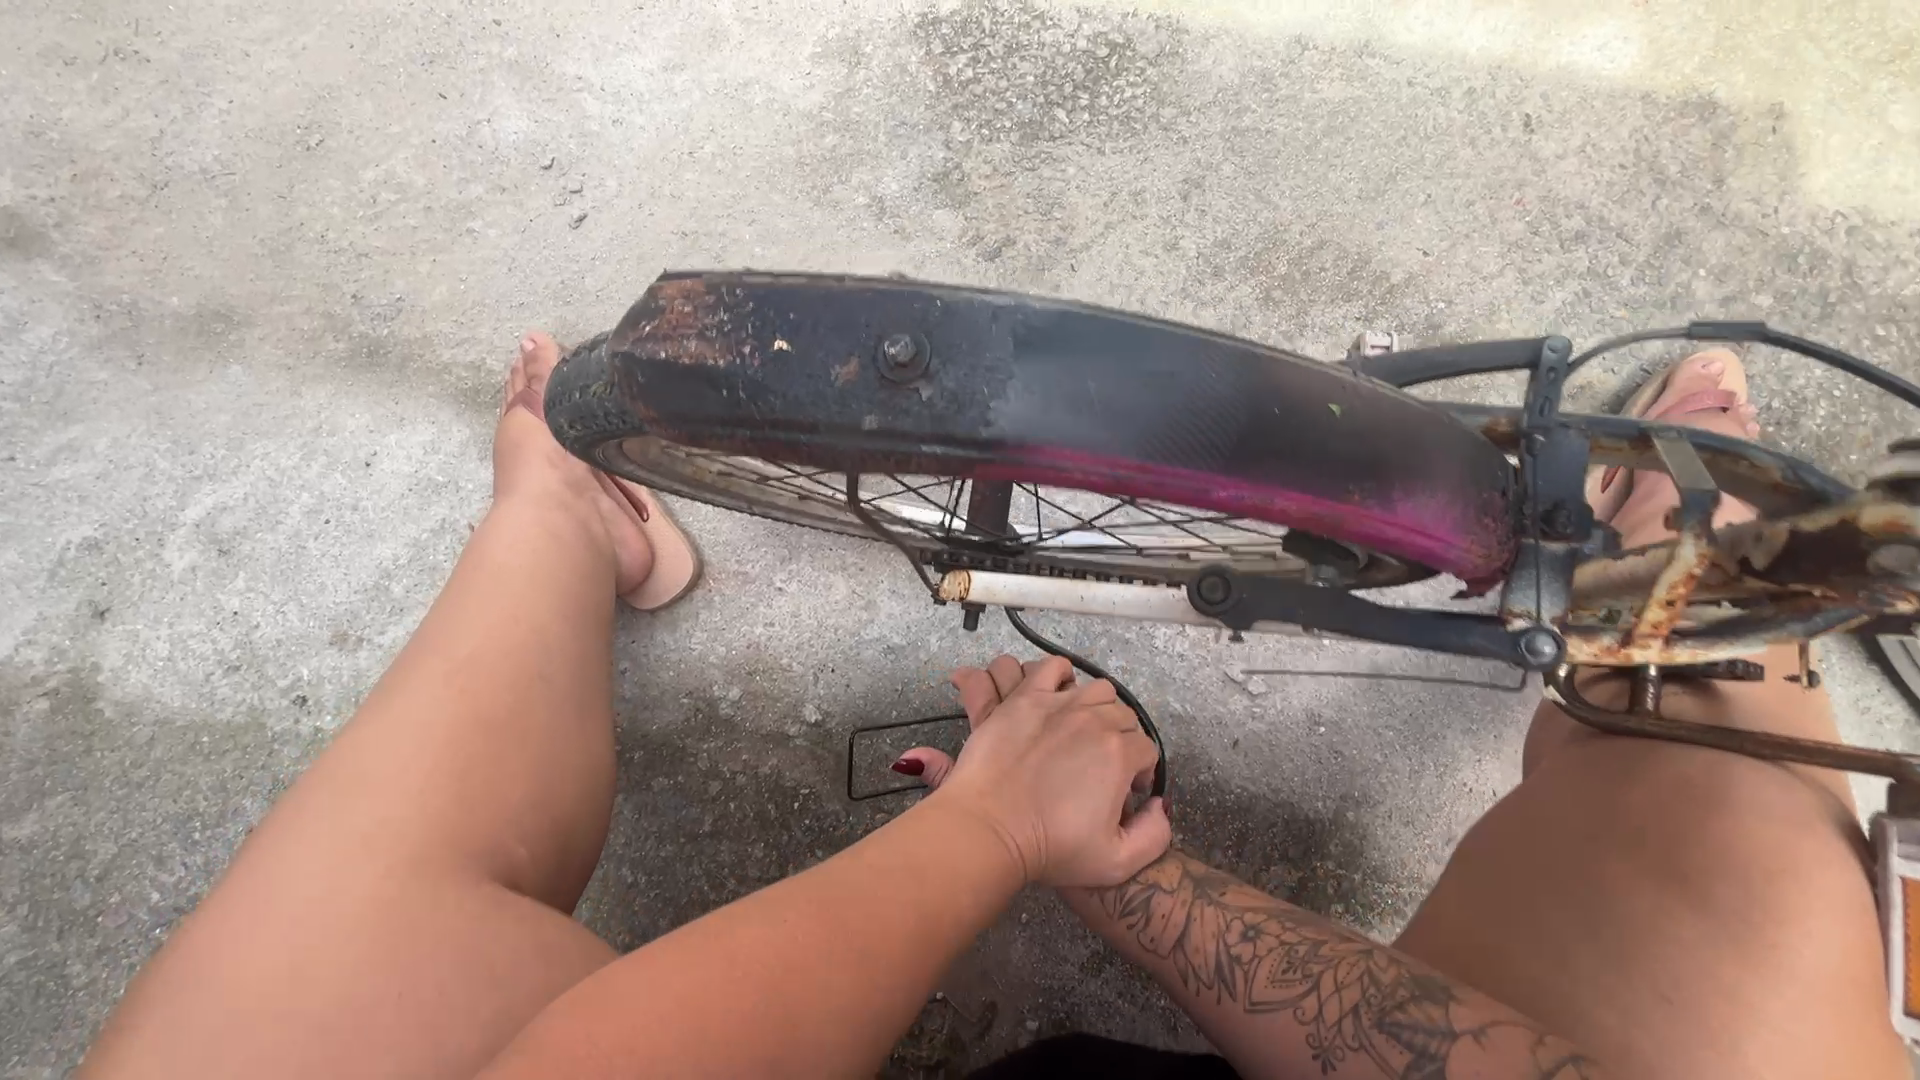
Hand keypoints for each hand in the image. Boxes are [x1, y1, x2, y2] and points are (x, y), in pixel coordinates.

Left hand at [897, 655, 1170, 887]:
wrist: (990, 829)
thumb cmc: (1050, 848)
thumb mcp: (1116, 862)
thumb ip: (1155, 835)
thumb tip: (1159, 804)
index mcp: (1120, 754)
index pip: (1146, 750)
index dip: (1139, 772)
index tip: (1122, 792)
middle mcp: (1094, 720)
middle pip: (1123, 716)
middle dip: (1121, 740)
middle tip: (1100, 766)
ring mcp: (1058, 704)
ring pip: (1096, 690)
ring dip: (1097, 708)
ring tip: (1081, 732)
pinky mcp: (1024, 698)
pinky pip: (1053, 668)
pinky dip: (1061, 676)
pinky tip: (1056, 696)